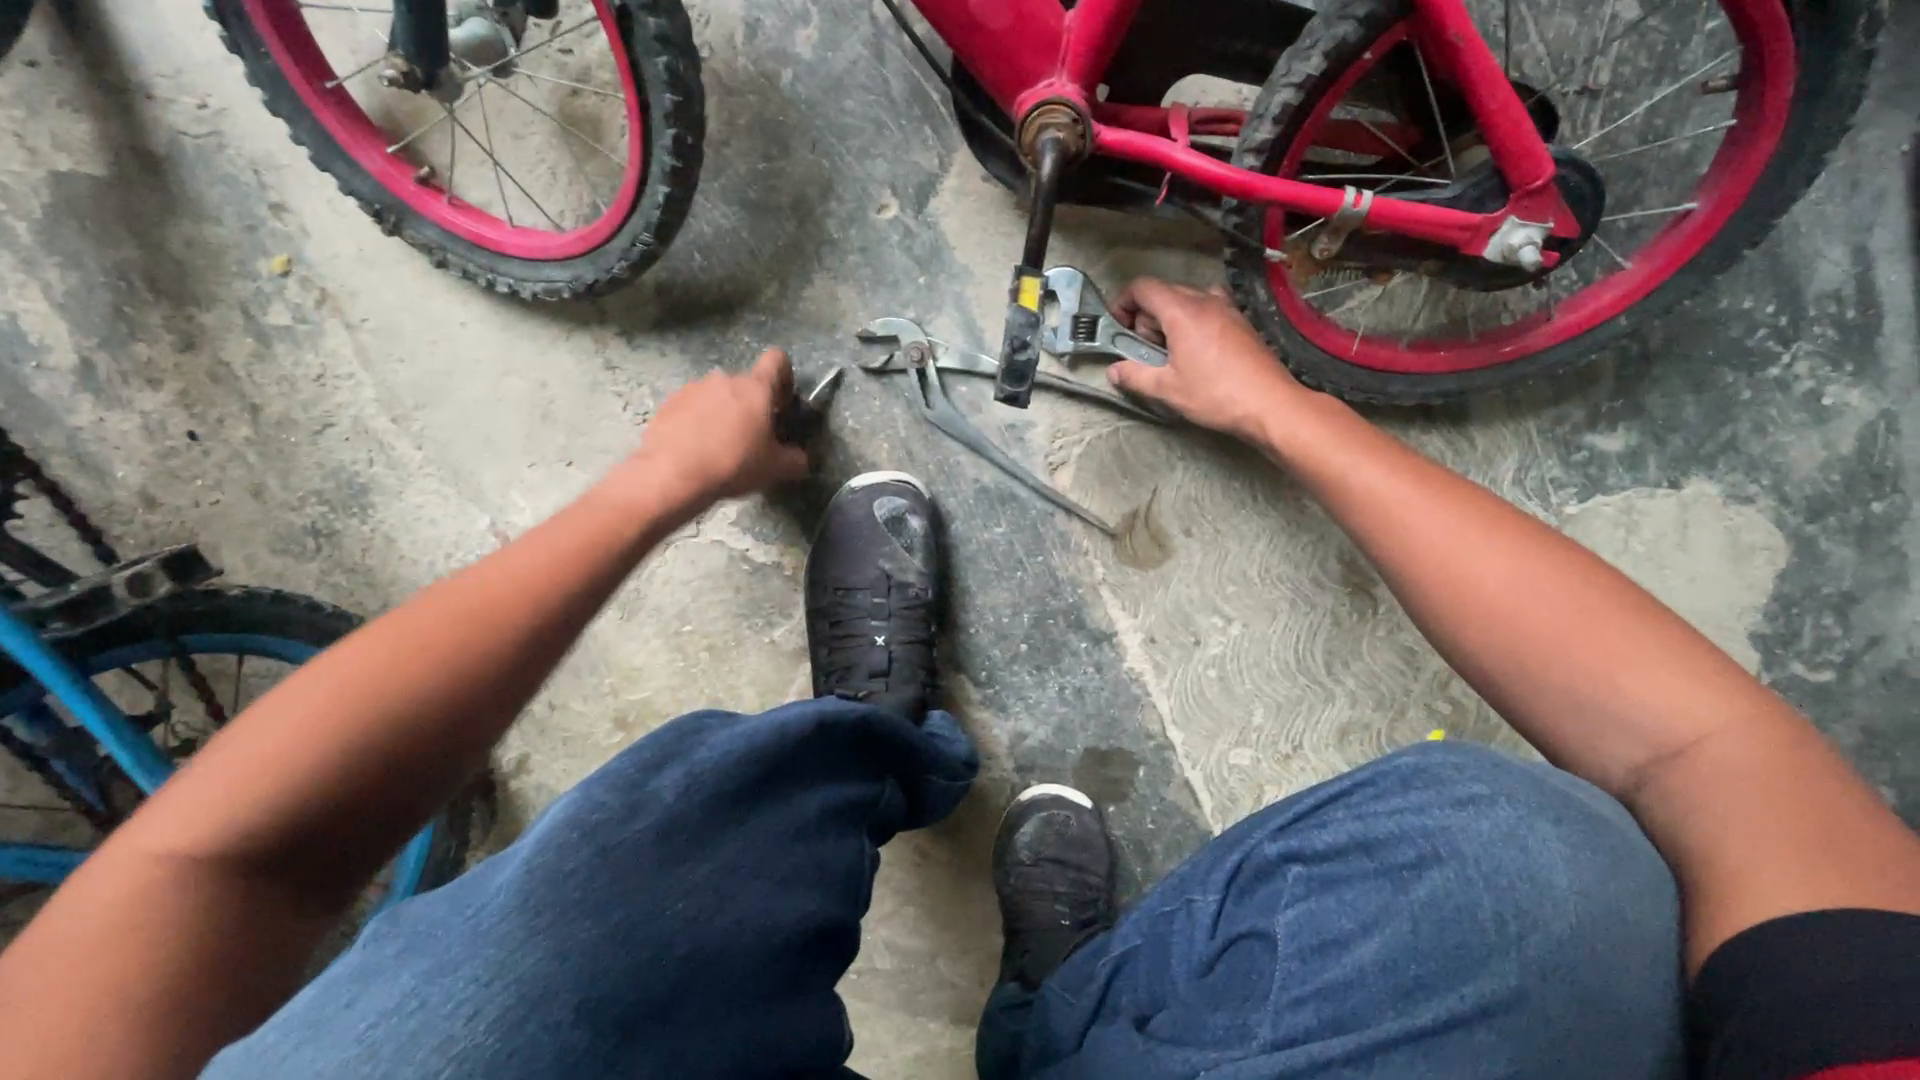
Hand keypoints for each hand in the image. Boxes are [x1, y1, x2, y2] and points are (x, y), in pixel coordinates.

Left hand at [623, 349, 811, 507]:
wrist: (672, 474)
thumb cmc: (733, 463)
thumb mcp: (775, 468)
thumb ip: (795, 460)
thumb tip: (800, 459)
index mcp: (756, 388)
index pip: (777, 360)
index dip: (784, 376)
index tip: (781, 403)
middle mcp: (724, 379)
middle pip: (745, 384)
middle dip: (751, 406)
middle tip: (752, 438)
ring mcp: (693, 388)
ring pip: (717, 396)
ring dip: (723, 413)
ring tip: (719, 446)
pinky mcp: (669, 403)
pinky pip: (692, 407)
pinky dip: (697, 422)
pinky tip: (696, 449)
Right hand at [1105, 278, 1311, 441]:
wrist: (1270, 404)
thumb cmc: (1216, 394)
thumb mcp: (1167, 389)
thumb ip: (1135, 375)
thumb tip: (1114, 371)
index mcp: (1182, 311)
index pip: (1143, 288)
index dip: (1123, 303)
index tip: (1119, 329)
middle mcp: (1205, 301)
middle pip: (1164, 293)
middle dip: (1146, 318)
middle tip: (1145, 351)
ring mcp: (1227, 308)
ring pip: (1186, 301)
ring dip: (1170, 320)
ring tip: (1171, 353)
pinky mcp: (1240, 321)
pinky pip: (1207, 310)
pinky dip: (1192, 323)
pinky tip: (1197, 353)